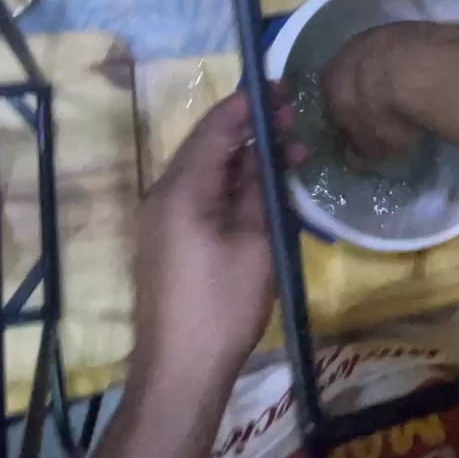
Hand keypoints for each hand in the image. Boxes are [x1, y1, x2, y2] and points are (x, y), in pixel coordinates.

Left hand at [132, 88, 303, 381]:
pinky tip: (264, 187)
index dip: (248, 104)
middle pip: (210, 146)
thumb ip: (260, 191)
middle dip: (251, 128)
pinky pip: (203, 195)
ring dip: (246, 158)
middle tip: (293, 114)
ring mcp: (164, 219)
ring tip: (291, 149)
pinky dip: (233, 184)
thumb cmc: (221, 304)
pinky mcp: (170, 240)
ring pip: (208, 171)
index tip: (281, 85)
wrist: (179, 371)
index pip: (216, 128)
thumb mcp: (255, 242)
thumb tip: (268, 156)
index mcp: (182, 188)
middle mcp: (165, 195)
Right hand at [320, 21, 439, 166]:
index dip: (347, 116)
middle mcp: (347, 52)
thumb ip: (358, 152)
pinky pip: (405, 49)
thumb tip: (353, 156)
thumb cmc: (385, 114)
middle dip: (367, 90)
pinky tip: (426, 76)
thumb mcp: (371, 147)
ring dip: (390, 72)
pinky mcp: (407, 25)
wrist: (421, 71)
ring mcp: (377, 34)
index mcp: (329, 81)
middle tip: (387, 109)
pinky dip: (412, 61)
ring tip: (411, 92)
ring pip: (379, 57)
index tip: (362, 127)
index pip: (331, 101)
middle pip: (354, 74)